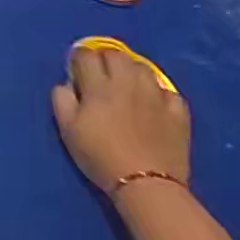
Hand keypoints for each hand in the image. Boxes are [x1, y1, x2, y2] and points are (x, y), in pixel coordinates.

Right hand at [52, 46, 190, 193]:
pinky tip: (154, 103)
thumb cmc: (101, 158)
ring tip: (128, 84)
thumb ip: (62, 100)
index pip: (86, 55)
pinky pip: (167, 90)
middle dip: (105, 58)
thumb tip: (65, 83)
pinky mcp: (176, 109)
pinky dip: (159, 93)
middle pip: (115, 54)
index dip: (79, 58)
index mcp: (99, 85)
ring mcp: (155, 92)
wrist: (147, 185)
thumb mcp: (69, 132)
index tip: (77, 68)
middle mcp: (127, 80)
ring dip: (131, 70)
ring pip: (141, 66)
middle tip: (102, 73)